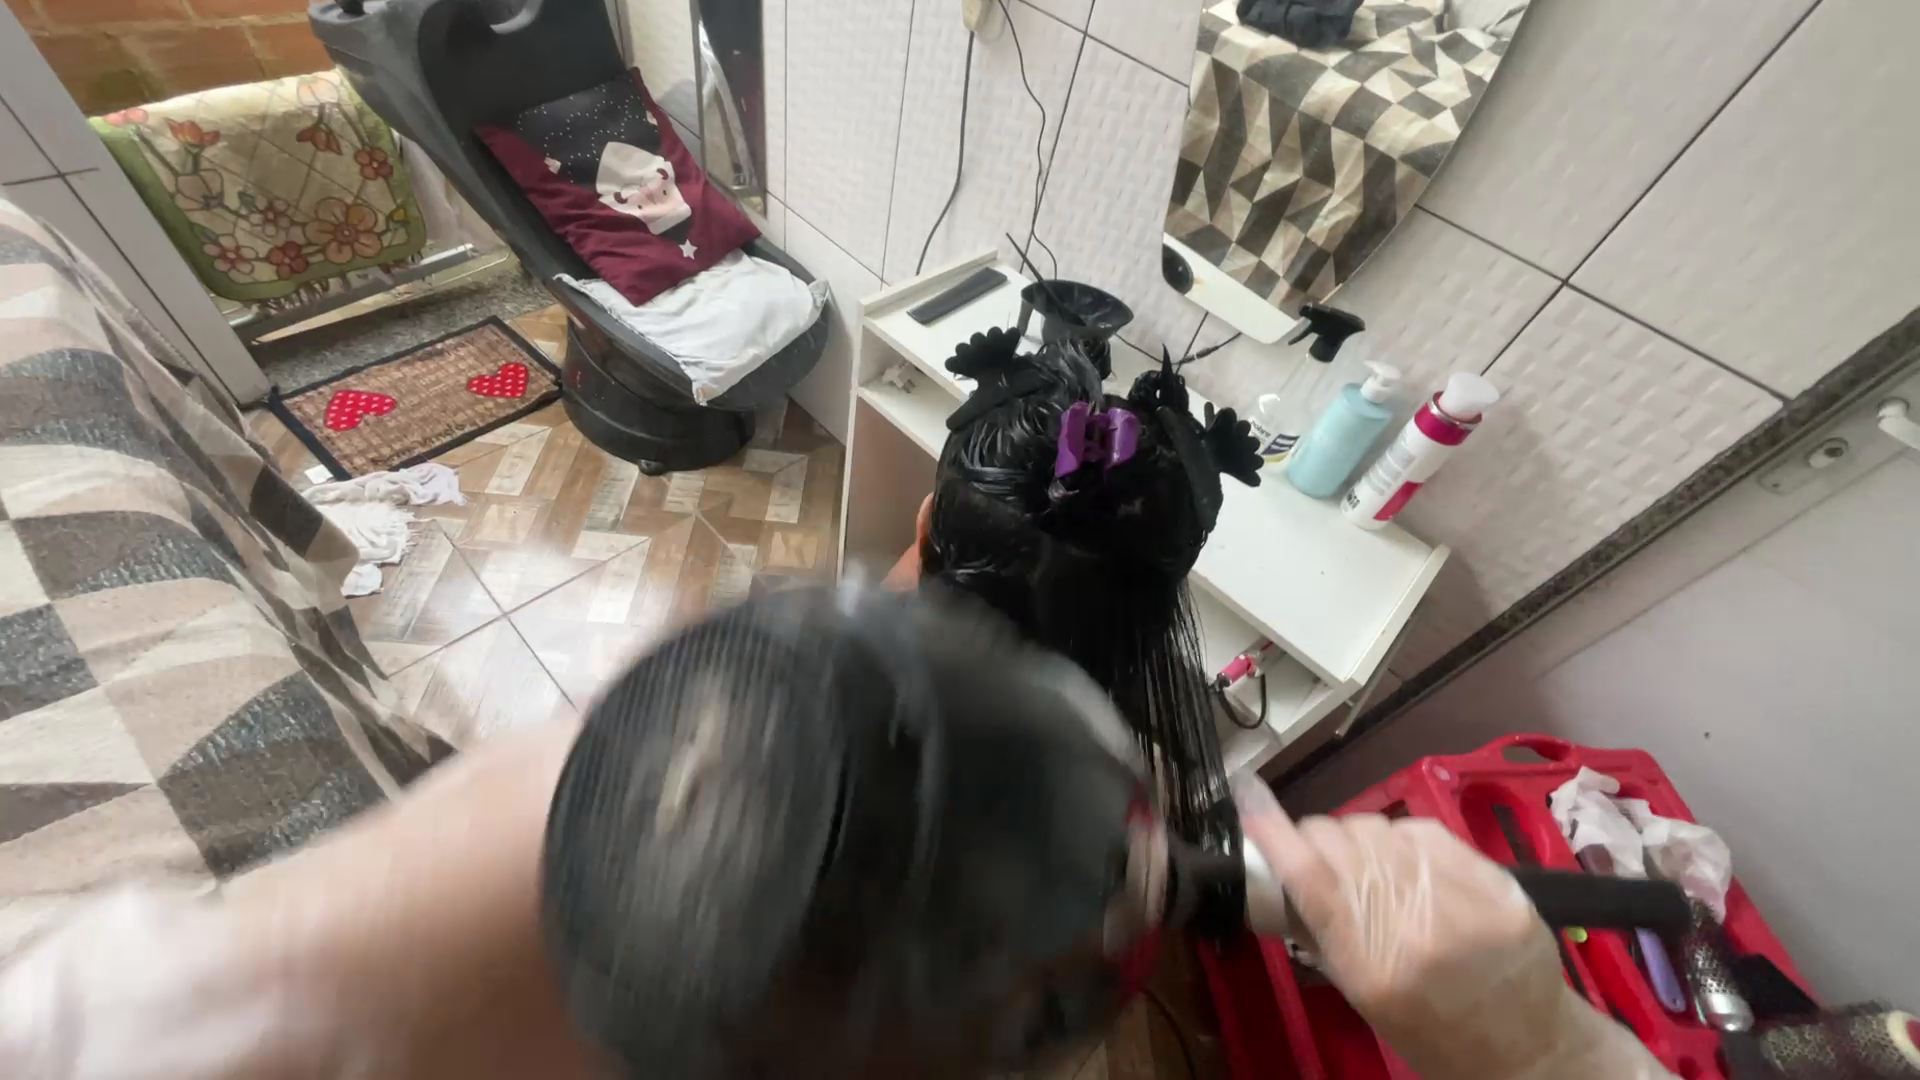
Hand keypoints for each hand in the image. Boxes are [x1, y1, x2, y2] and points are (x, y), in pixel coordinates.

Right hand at [1233, 777, 1674, 1079]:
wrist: (1531, 1050)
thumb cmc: (1429, 1029)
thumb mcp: (1358, 991)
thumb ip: (1317, 925)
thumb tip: (1277, 863)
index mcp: (1371, 961)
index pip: (1307, 873)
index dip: (1270, 826)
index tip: (1246, 790)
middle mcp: (1413, 923)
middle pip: (1334, 838)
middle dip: (1313, 838)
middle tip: (1320, 859)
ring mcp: (1458, 896)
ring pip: (1372, 825)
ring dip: (1356, 837)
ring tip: (1370, 867)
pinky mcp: (1491, 878)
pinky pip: (1418, 827)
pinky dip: (1400, 838)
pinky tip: (1408, 864)